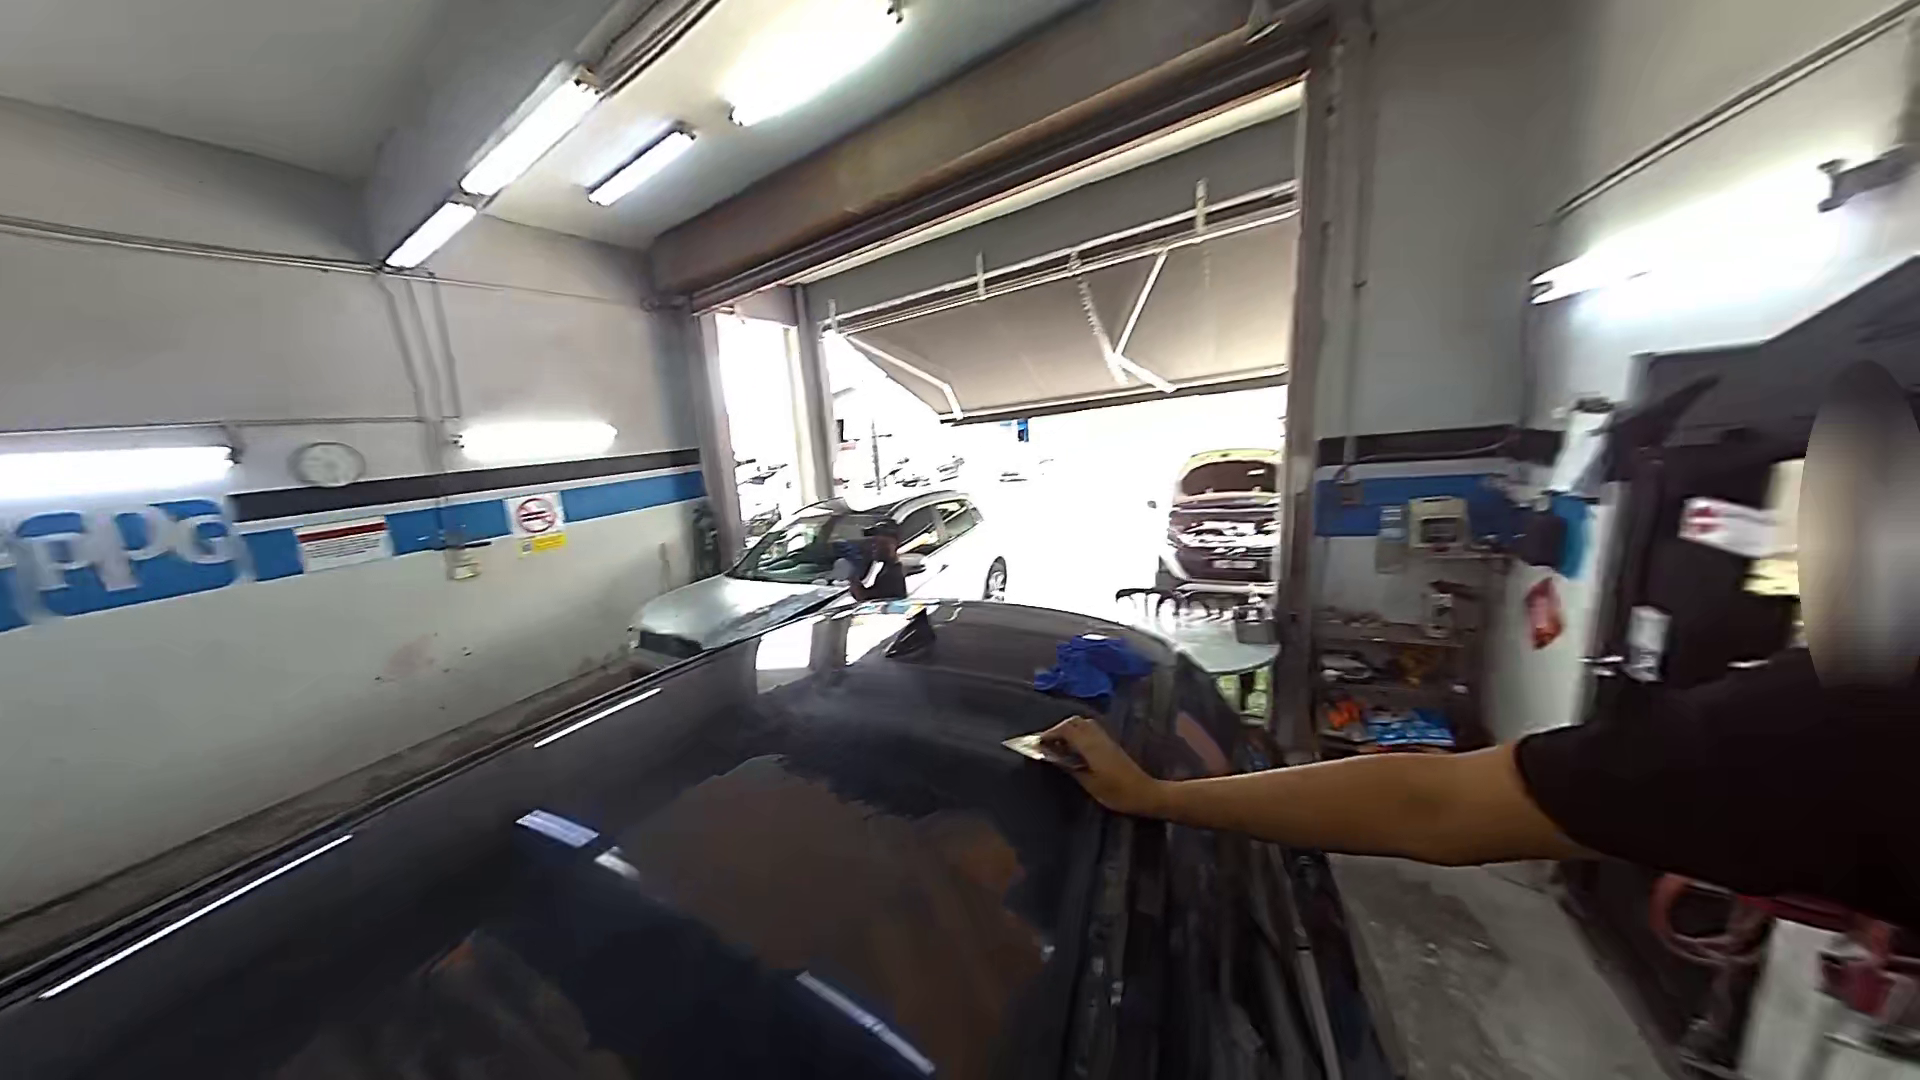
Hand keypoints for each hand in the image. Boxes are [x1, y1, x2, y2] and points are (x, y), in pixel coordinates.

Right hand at [1039, 716, 1167, 817]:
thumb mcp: (1089, 783)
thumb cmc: (1116, 792)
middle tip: (1046, 743)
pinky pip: (1089, 728)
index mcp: (1090, 745)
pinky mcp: (1110, 743)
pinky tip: (1074, 746)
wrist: (1144, 792)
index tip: (1037, 743)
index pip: (1066, 730)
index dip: (1050, 734)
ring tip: (1058, 744)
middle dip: (1058, 729)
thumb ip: (1070, 767)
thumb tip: (1053, 757)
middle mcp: (1097, 736)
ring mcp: (1105, 738)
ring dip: (1068, 729)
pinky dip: (1077, 732)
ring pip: (1082, 723)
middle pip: (1073, 722)